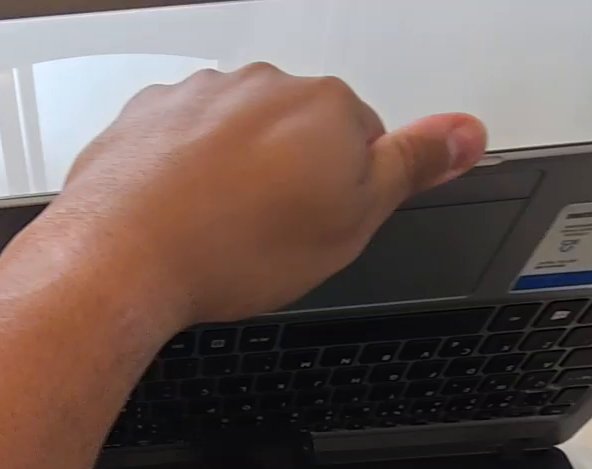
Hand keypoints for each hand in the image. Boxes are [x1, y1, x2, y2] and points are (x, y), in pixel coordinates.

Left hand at [37, 64, 486, 326]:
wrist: (126, 258)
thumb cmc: (230, 250)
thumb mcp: (348, 225)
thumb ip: (410, 170)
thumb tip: (466, 135)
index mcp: (326, 108)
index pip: (361, 139)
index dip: (341, 191)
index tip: (317, 223)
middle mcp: (263, 87)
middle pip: (293, 132)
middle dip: (285, 177)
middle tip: (263, 236)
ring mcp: (198, 99)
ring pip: (231, 135)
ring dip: (229, 173)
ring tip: (213, 231)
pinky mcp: (146, 119)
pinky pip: (175, 145)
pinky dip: (177, 174)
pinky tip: (173, 214)